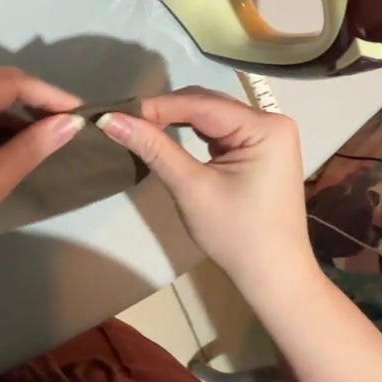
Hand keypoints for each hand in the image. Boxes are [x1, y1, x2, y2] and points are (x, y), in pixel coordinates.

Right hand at [95, 88, 310, 276]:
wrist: (273, 278)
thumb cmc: (236, 234)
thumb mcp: (190, 187)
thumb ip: (152, 147)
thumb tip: (108, 119)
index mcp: (265, 127)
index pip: (201, 104)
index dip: (157, 106)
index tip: (116, 112)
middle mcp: (271, 122)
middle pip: (207, 104)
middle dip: (165, 111)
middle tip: (124, 120)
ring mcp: (267, 136)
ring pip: (210, 115)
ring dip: (176, 120)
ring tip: (140, 127)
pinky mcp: (258, 150)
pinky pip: (218, 131)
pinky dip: (192, 132)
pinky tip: (168, 136)